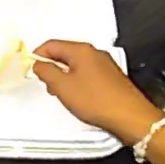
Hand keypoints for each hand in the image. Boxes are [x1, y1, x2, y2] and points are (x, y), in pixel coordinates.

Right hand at [33, 40, 164, 143]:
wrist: (133, 118)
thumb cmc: (95, 100)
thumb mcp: (62, 87)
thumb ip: (46, 71)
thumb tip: (38, 63)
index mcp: (80, 50)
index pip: (51, 45)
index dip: (37, 56)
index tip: (31, 71)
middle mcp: (94, 52)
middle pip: (64, 53)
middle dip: (52, 67)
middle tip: (47, 85)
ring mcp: (105, 64)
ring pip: (76, 64)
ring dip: (64, 76)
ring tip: (63, 94)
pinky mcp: (113, 77)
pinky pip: (88, 73)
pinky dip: (78, 81)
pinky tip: (80, 97)